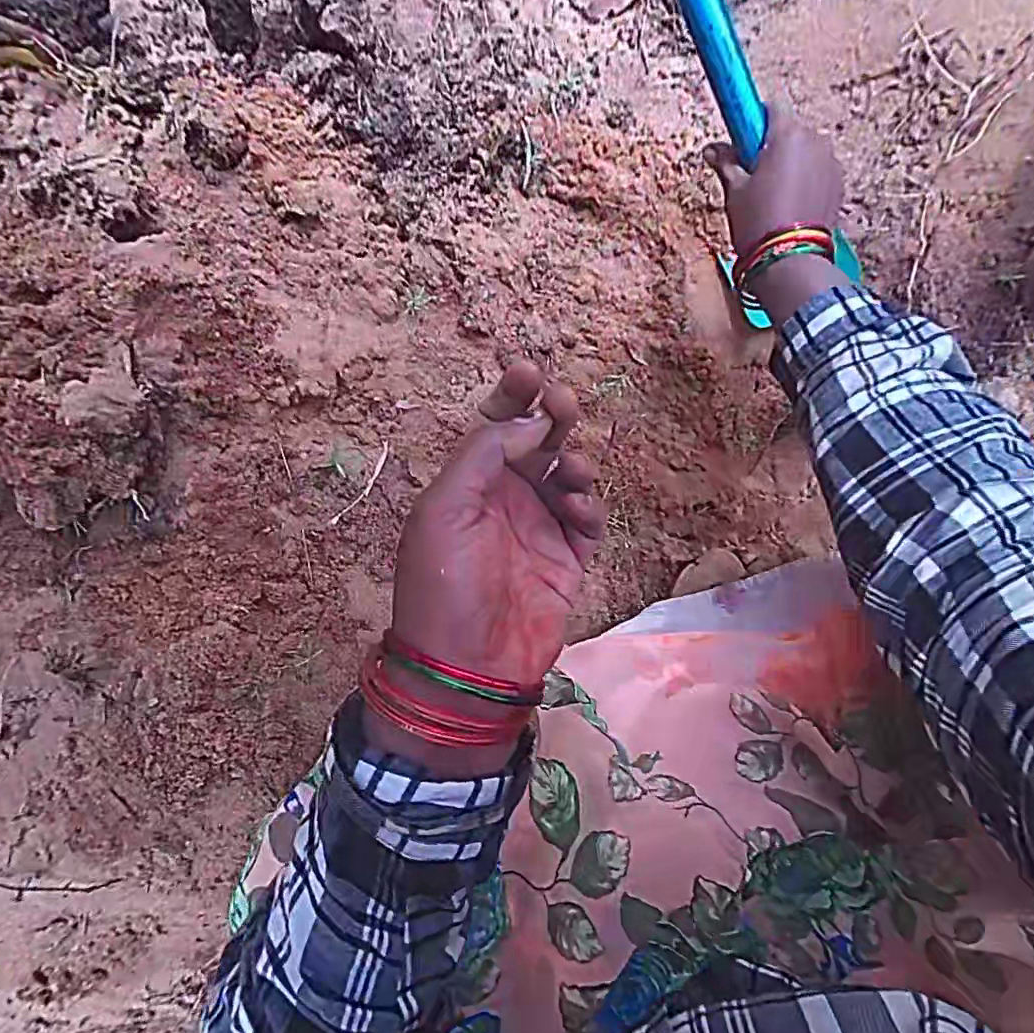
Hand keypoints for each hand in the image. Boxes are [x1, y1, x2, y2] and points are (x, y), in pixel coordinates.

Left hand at [389, 363, 606, 690]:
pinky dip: (588, 508)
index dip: (511, 396)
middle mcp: (504, 499)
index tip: (528, 370)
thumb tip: (530, 418)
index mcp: (468, 484)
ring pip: (568, 476)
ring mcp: (538, 528)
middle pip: (537, 443)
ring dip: (575, 463)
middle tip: (563, 404)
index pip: (493, 428)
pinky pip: (587, 520)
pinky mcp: (567, 559)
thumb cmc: (445, 581)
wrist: (467, 662)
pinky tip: (579, 511)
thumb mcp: (445, 508)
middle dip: (552, 417)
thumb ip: (483, 454)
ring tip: (572, 470)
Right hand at [704, 105, 844, 255]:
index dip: (751, 121)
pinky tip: (785, 205)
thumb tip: (712, 149)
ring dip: (787, 165)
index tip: (739, 138)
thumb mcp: (734, 191)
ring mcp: (830, 161)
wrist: (789, 257)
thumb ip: (726, 164)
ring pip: (803, 153)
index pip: (770, 108)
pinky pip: (815, 172)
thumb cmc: (757, 221)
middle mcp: (815, 140)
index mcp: (787, 136)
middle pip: (788, 132)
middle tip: (748, 177)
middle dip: (768, 147)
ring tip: (768, 197)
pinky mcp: (838, 182)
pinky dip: (801, 181)